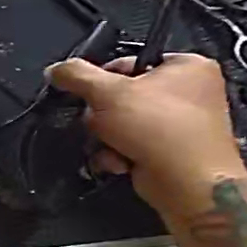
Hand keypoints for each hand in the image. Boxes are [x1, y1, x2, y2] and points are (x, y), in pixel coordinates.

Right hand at [47, 53, 246, 216]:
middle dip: (103, 116)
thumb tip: (57, 69)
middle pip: (122, 97)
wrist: (188, 185)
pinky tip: (123, 163)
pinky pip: (130, 147)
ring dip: (107, 139)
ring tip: (114, 147)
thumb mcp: (108, 91)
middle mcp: (189, 94)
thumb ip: (76, 75)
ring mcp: (181, 126)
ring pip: (121, 125)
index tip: (89, 93)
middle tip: (103, 123)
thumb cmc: (160, 130)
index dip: (103, 78)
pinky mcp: (170, 153)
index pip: (129, 61)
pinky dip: (119, 156)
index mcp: (186, 66)